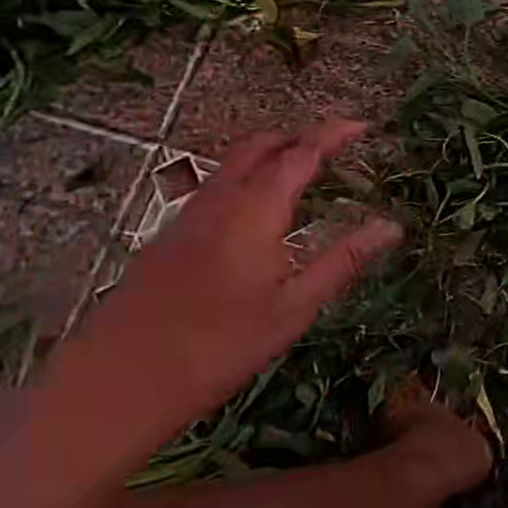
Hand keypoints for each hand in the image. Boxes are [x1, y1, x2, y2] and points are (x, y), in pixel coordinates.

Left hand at [73, 120, 402, 413]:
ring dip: (271, 154)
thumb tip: (391, 227)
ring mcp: (187, 217)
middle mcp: (218, 201)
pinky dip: (248, 178)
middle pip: (259, 145)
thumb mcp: (294, 307)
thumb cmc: (218, 345)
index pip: (300, 154)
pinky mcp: (169, 237)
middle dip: (299, 135)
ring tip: (303, 172)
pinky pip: (216, 187)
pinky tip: (258, 213)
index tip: (362, 125)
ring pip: (232, 164)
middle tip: (334, 146)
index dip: (333, 134)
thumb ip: (343, 260)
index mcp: (254, 210)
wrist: (116, 382)